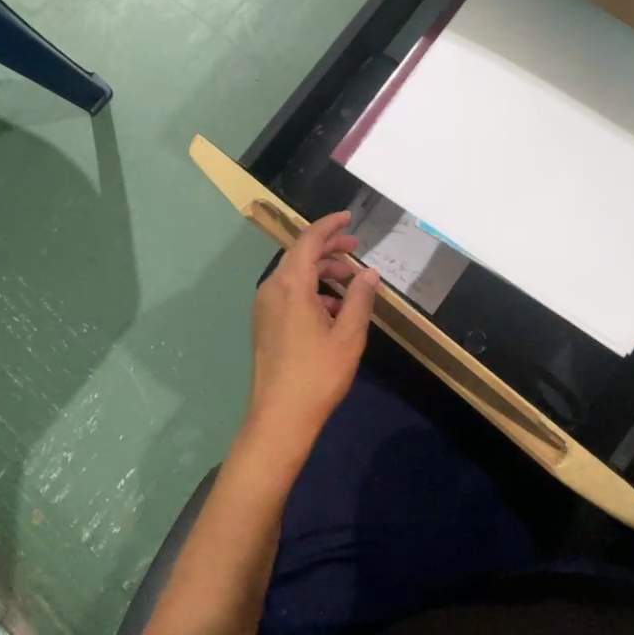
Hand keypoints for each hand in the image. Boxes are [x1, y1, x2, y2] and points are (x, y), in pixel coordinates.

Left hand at [245, 211, 378, 455]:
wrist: (280, 417)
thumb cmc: (318, 374)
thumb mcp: (348, 336)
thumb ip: (360, 299)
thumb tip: (369, 272)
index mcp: (291, 285)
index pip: (309, 240)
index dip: (329, 226)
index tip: (349, 218)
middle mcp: (272, 288)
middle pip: (300, 254)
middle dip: (328, 247)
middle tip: (355, 247)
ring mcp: (264, 306)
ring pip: (293, 274)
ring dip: (321, 271)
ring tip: (350, 281)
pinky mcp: (264, 323)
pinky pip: (287, 293)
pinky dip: (310, 289)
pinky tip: (332, 308)